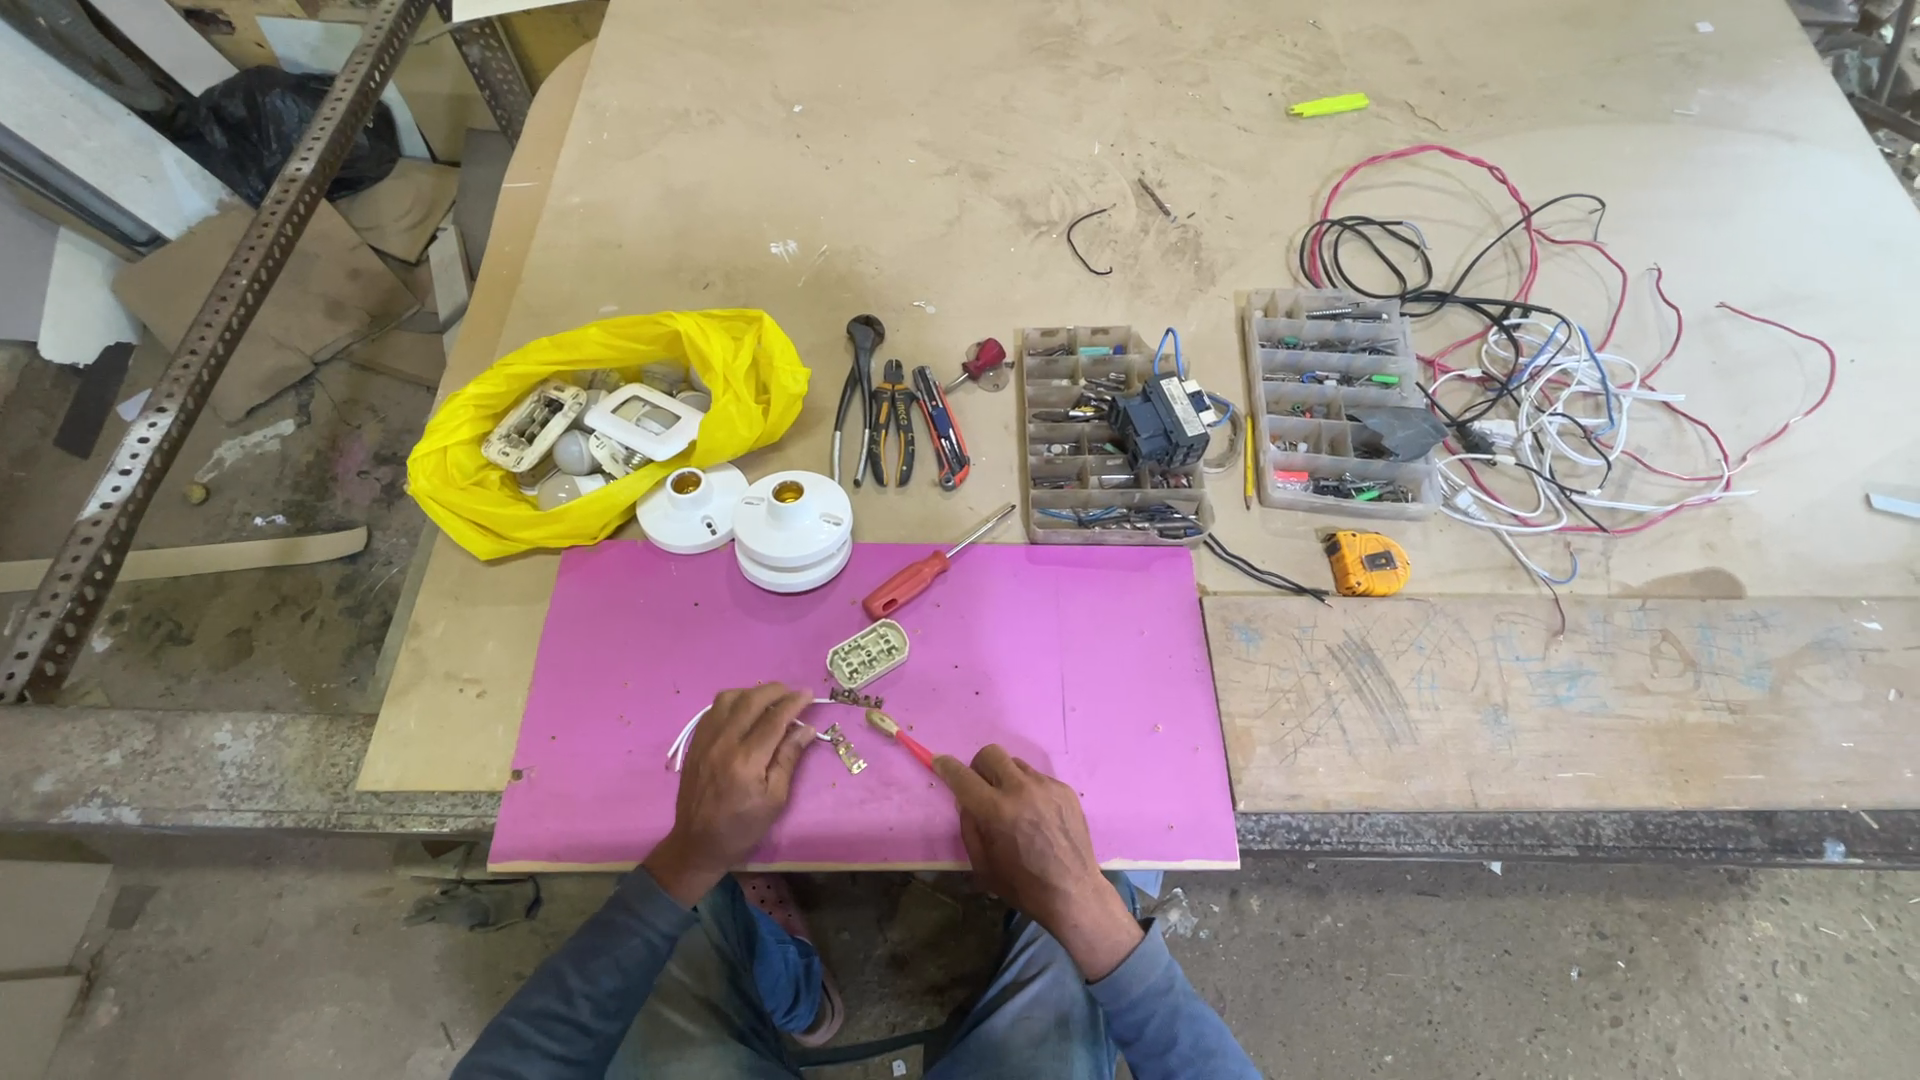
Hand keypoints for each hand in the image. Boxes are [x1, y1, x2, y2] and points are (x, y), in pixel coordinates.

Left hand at [644, 684, 817, 906]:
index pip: (774, 719)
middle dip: (775, 690)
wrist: (697, 844)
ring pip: (727, 699)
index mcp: (746, 760)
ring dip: (751, 692)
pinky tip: (744, 710)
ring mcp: (705, 741)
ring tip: (768, 699)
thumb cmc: (742, 827)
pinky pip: (712, 710)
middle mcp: (723, 743)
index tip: (809, 694)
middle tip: (792, 692)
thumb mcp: (775, 799)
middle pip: (751, 701)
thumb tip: (806, 728)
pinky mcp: (695, 744)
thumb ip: (789, 758)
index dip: (794, 702)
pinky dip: (732, 702)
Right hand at [934, 745, 1143, 980]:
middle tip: (982, 787)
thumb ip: (969, 826)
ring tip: (1014, 805)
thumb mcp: (983, 864)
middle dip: (979, 766)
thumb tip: (965, 799)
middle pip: (990, 753)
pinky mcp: (1064, 789)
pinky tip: (1037, 815)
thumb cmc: (1023, 885)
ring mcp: (1046, 786)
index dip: (946, 766)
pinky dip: (1029, 790)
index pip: (962, 776)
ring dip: (1006, 778)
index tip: (939, 761)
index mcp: (996, 810)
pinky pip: (1037, 778)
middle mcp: (1021, 789)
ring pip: (1016, 764)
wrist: (1073, 892)